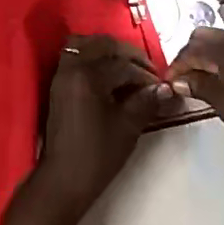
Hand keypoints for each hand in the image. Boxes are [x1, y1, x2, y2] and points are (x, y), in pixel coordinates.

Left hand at [32, 35, 167, 214]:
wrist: (63, 179)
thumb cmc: (97, 154)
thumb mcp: (127, 127)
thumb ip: (146, 102)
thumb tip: (166, 88)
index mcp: (87, 76)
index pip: (122, 65)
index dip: (145, 75)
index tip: (161, 86)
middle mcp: (71, 68)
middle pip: (102, 45)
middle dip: (127, 54)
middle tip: (147, 70)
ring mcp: (61, 76)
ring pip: (85, 47)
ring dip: (107, 52)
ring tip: (128, 69)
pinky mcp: (57, 86)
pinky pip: (75, 59)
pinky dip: (93, 60)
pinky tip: (110, 78)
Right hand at [166, 28, 223, 167]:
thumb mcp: (222, 103)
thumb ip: (197, 85)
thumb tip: (180, 79)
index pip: (191, 47)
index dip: (176, 64)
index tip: (168, 81)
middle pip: (205, 37)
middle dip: (190, 55)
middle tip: (181, 80)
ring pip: (222, 44)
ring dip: (206, 58)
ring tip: (199, 84)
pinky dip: (223, 63)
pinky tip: (222, 84)